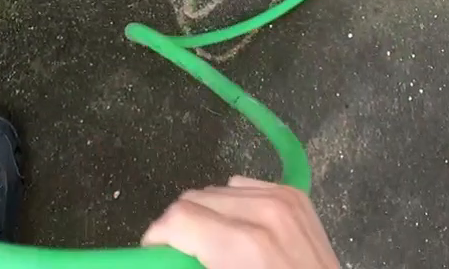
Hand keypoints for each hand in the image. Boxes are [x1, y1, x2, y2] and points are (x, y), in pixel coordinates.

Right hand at [142, 176, 340, 268]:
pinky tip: (243, 233)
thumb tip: (161, 253)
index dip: (158, 237)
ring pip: (218, 189)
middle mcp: (265, 211)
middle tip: (184, 257)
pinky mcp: (295, 194)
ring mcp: (283, 198)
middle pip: (195, 198)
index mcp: (245, 246)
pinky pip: (245, 186)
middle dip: (181, 227)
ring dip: (208, 215)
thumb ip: (192, 266)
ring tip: (216, 247)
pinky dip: (235, 206)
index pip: (179, 217)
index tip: (153, 255)